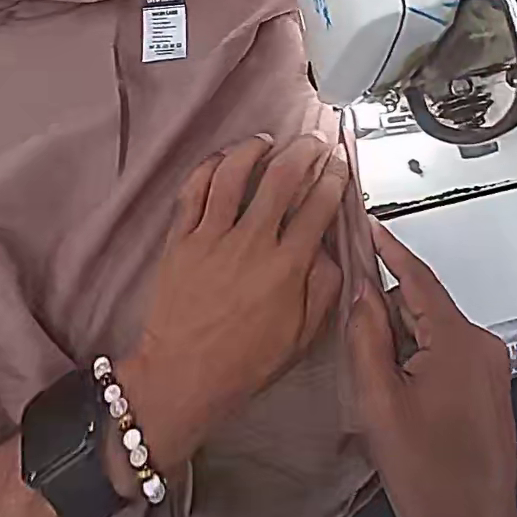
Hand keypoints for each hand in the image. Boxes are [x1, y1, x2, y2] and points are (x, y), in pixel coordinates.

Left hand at [114, 133, 350, 481]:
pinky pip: (193, 191)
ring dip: (252, 150)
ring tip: (265, 142)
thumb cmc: (241, 361)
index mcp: (285, 267)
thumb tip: (332, 250)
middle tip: (311, 142)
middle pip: (281, 178)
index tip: (336, 167)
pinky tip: (220, 160)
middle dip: (303, 151)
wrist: (184, 374)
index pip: (317, 207)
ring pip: (233, 174)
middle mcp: (250, 244)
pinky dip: (208, 168)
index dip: (332, 179)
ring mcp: (211, 238)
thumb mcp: (301, 335)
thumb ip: (324, 288)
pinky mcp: (180, 239)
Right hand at [347, 223, 516, 516]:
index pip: (417, 277)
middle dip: (386, 311)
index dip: (388, 247)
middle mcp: (482, 347)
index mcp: (458, 343)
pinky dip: (417, 355)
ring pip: (431, 329)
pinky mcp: (488, 386)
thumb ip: (366, 335)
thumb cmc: (428, 477)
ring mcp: (489, 368)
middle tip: (353, 331)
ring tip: (378, 381)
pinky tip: (398, 389)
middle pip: (422, 304)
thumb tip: (361, 292)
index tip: (368, 224)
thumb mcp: (379, 401)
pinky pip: (445, 350)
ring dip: (401, 339)